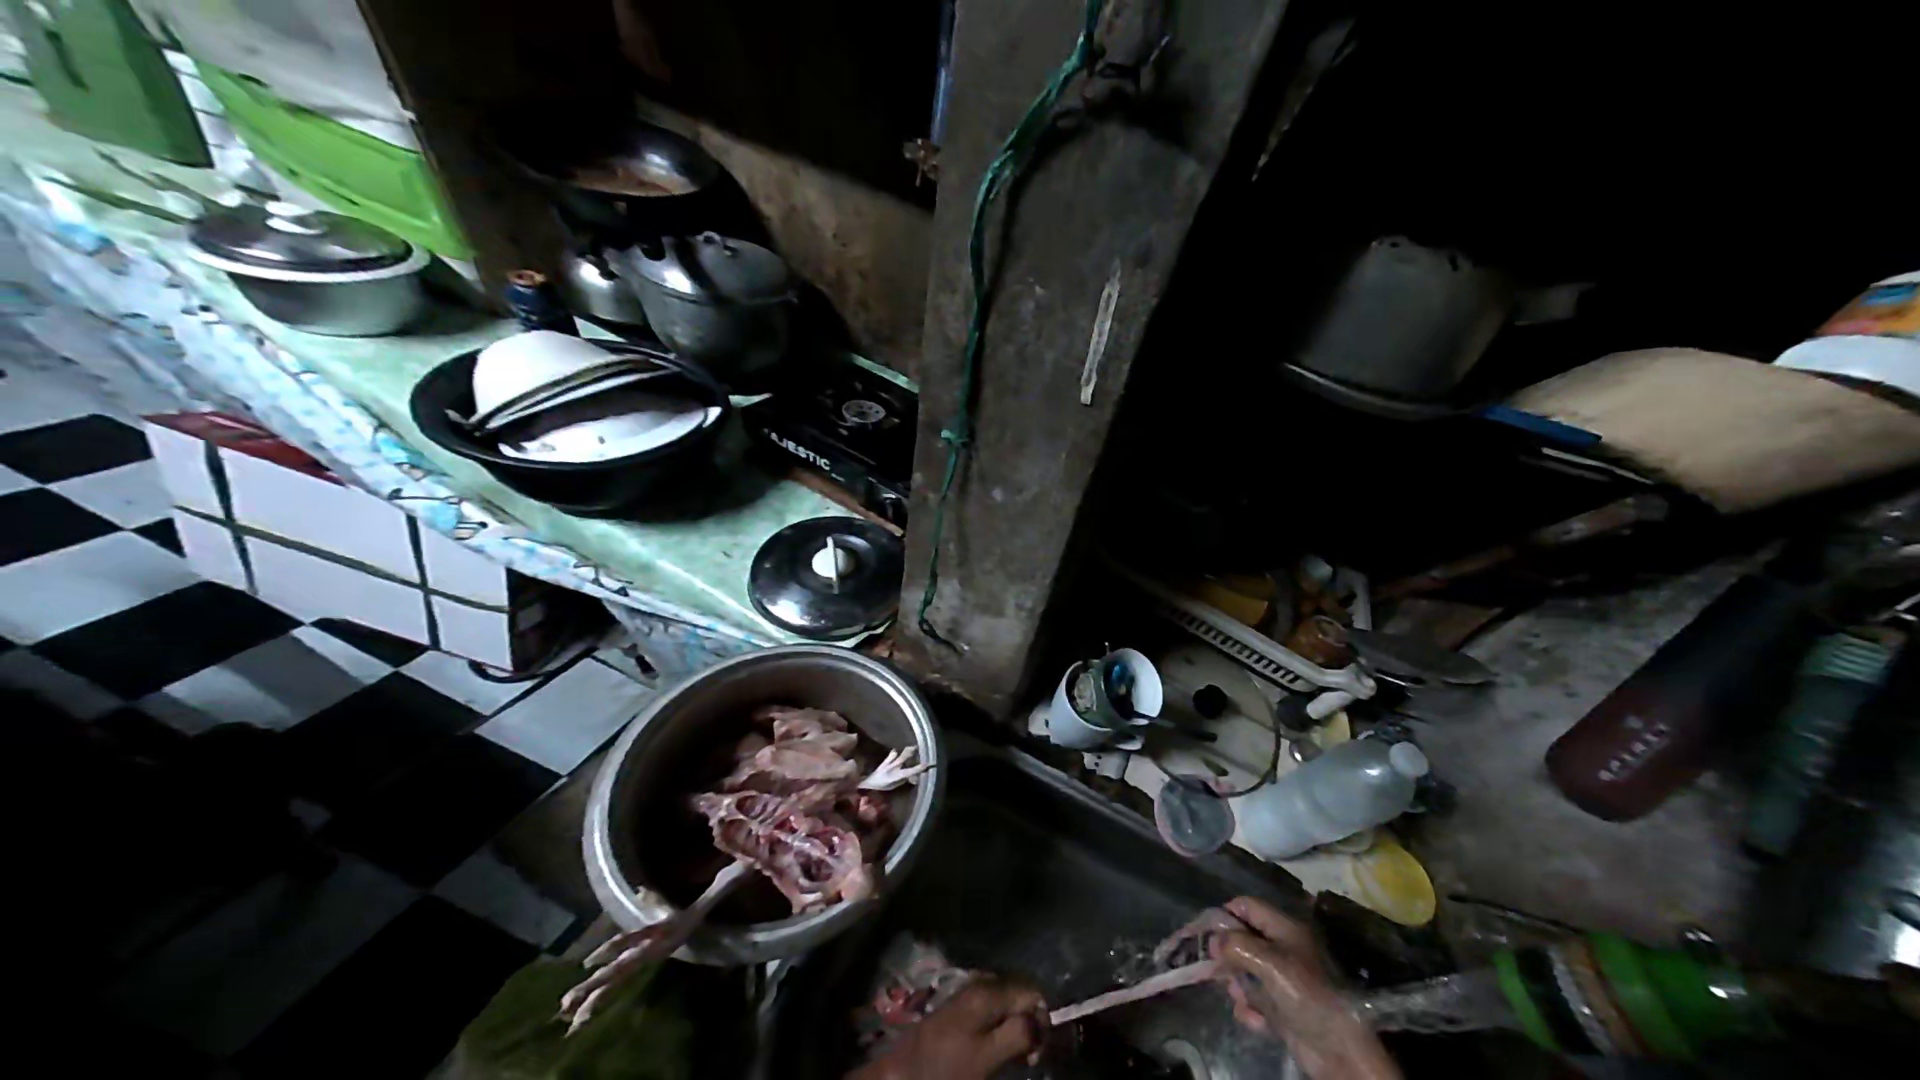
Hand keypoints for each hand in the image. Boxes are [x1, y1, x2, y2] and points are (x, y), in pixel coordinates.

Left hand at [848, 977, 1048, 1079]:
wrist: (902, 1073)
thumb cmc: (945, 1069)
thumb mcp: (986, 1057)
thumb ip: (1017, 1034)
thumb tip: (1041, 1020)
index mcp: (988, 991)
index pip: (1033, 993)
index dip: (1042, 1021)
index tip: (1035, 1052)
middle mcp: (981, 983)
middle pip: (1021, 995)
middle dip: (1030, 1023)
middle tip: (1026, 1057)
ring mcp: (970, 994)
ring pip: (1008, 1004)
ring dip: (1016, 1027)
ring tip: (1014, 1056)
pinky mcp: (961, 1007)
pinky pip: (993, 1010)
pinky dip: (1001, 1027)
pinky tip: (996, 1049)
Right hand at [1210, 897, 1400, 1079]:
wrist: (1339, 1052)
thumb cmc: (1306, 995)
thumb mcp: (1270, 963)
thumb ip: (1237, 945)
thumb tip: (1213, 940)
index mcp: (1285, 929)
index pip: (1246, 906)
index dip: (1225, 914)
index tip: (1205, 931)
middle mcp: (1283, 948)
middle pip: (1242, 939)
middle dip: (1228, 955)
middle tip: (1216, 969)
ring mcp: (1283, 978)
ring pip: (1245, 970)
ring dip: (1238, 985)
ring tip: (1241, 999)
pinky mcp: (1282, 1005)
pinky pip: (1254, 997)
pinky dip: (1250, 1008)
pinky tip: (1254, 1020)